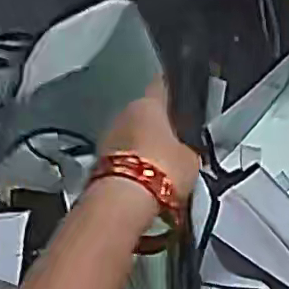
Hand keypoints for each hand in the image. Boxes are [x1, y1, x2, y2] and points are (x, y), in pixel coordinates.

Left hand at [98, 77, 198, 201]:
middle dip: (156, 130)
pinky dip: (129, 167)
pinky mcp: (97, 162)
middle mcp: (124, 112)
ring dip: (140, 150)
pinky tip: (141, 184)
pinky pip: (120, 159)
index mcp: (149, 102)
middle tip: (172, 151)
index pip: (163, 86)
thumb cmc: (163, 172)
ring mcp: (106, 137)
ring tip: (157, 173)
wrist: (124, 202)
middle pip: (144, 115)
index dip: (174, 94)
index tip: (183, 105)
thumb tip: (186, 150)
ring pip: (129, 138)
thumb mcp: (191, 160)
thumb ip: (189, 149)